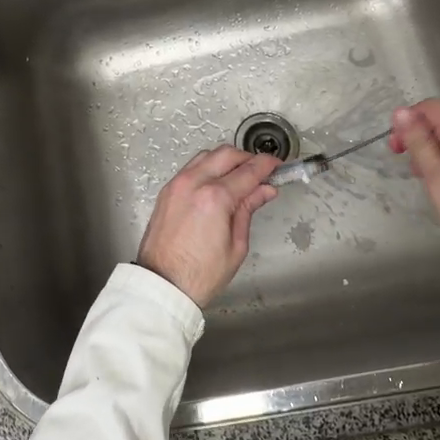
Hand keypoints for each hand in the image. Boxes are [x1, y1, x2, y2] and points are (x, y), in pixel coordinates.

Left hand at [136, 145, 282, 305]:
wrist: (163, 285)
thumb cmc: (199, 274)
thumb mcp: (236, 245)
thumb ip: (249, 210)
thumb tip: (264, 190)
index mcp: (214, 198)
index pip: (248, 171)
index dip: (266, 166)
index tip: (277, 165)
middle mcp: (193, 183)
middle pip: (226, 154)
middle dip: (247, 158)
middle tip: (262, 172)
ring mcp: (177, 184)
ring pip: (206, 155)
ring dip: (226, 160)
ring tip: (241, 177)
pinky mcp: (167, 190)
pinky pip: (191, 167)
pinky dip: (208, 167)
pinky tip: (219, 182)